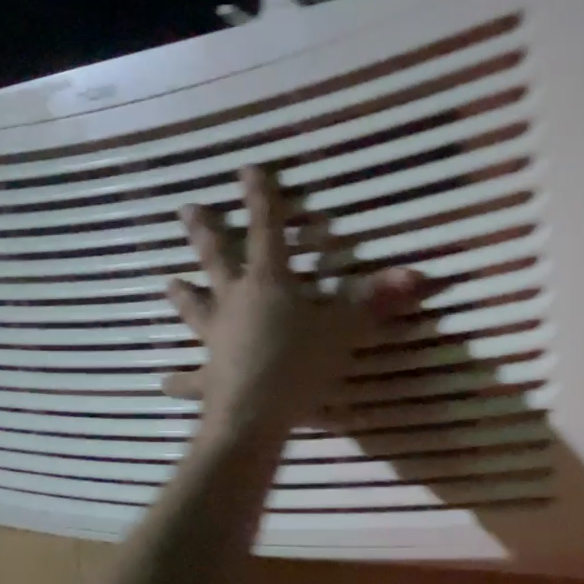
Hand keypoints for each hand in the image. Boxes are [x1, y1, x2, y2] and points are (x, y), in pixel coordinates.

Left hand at [163, 166, 423, 435]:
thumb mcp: (343, 331)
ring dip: (184, 296)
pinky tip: (166, 382)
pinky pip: (192, 378)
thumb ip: (375, 302)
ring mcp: (217, 338)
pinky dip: (181, 381)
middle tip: (188, 209)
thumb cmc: (299, 363)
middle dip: (206, 232)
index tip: (248, 169)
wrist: (254, 414)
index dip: (261, 199)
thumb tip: (418, 274)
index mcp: (268, 282)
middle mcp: (235, 302)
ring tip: (170, 283)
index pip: (266, 230)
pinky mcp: (209, 376)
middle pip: (217, 259)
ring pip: (196, 309)